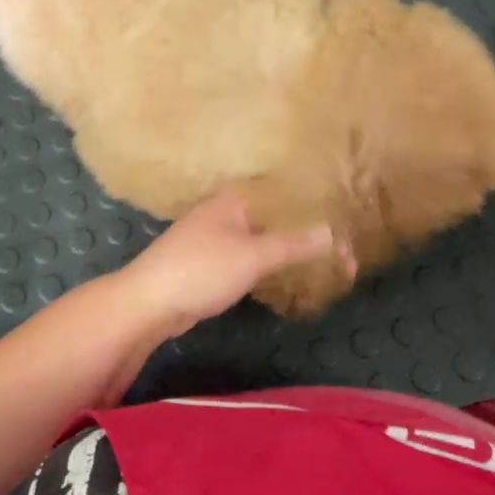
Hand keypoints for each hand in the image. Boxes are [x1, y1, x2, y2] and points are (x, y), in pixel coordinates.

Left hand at [113, 187, 350, 336]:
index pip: (280, 193)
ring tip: (327, 257)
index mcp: (232, 199)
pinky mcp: (210, 264)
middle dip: (304, 228)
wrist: (149, 302)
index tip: (343, 213)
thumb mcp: (252, 256)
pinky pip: (249, 257)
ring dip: (288, 248)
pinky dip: (270, 263)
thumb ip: (292, 244)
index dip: (311, 203)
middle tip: (344, 242)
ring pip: (261, 238)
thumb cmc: (201, 269)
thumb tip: (333, 231)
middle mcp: (223, 212)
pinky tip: (289, 272)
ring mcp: (214, 238)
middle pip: (272, 216)